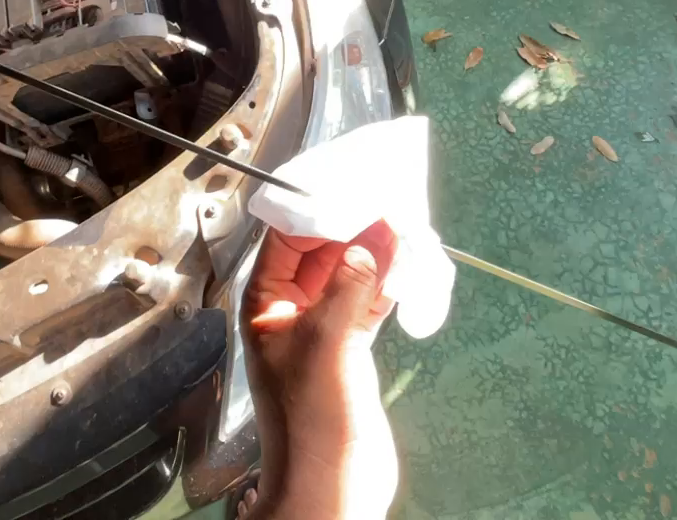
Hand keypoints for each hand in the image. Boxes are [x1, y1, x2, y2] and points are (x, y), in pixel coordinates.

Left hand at [240, 221, 398, 519]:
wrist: (332, 487)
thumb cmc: (313, 414)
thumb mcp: (327, 340)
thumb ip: (350, 284)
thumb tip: (373, 239)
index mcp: (267, 298)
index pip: (289, 237)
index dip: (318, 210)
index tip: (353, 188)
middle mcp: (291, 304)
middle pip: (322, 251)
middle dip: (354, 229)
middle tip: (390, 202)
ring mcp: (322, 323)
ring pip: (349, 274)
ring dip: (376, 254)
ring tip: (407, 227)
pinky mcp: (349, 343)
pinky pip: (367, 299)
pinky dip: (387, 283)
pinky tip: (409, 266)